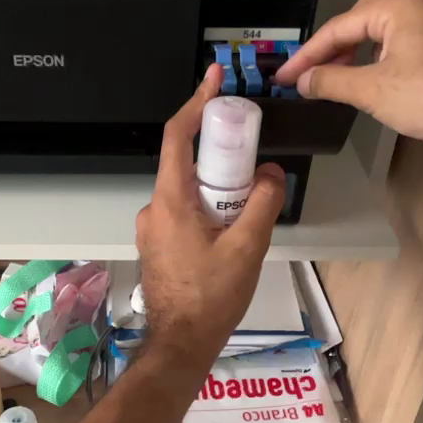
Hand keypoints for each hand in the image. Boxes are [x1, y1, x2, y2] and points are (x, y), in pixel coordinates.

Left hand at [135, 64, 286, 368]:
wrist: (181, 343)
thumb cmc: (211, 297)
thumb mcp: (248, 247)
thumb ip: (262, 203)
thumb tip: (271, 173)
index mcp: (170, 201)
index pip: (178, 136)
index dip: (197, 103)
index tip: (214, 79)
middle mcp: (154, 208)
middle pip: (187, 163)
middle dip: (221, 156)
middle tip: (253, 164)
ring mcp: (152, 228)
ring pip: (188, 191)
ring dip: (218, 190)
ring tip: (248, 211)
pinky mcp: (158, 245)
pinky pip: (184, 212)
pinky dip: (208, 209)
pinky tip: (231, 233)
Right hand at [274, 0, 422, 170]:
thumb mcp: (371, 91)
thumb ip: (331, 81)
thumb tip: (305, 80)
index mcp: (401, 6)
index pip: (341, 26)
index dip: (308, 54)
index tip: (287, 76)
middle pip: (364, 20)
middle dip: (334, 47)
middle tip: (311, 74)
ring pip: (388, 33)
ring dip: (359, 54)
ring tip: (338, 79)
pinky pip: (408, 47)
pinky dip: (384, 61)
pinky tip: (376, 83)